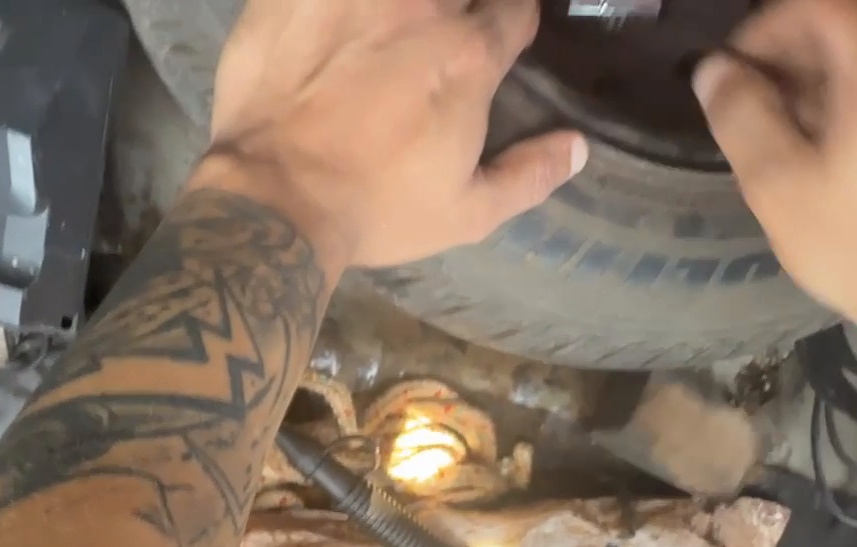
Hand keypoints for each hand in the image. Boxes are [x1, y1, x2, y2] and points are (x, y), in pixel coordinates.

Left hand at [188, 0, 587, 270]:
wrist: (277, 200)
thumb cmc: (378, 212)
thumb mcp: (466, 214)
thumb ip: (528, 176)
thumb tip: (578, 147)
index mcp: (469, 55)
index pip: (515, 11)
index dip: (511, 26)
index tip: (498, 44)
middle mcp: (421, 4)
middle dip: (459, 11)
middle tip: (440, 38)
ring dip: (408, 4)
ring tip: (395, 30)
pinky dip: (341, 4)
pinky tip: (344, 25)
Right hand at [692, 0, 856, 354]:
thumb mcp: (780, 188)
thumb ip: (740, 116)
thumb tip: (713, 70)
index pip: (809, 1)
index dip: (758, 34)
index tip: (729, 79)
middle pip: (855, 11)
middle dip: (798, 53)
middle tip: (762, 113)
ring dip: (838, 68)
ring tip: (807, 131)